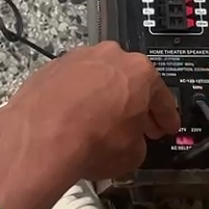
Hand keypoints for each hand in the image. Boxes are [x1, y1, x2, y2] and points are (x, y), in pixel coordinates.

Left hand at [0, 42, 179, 185]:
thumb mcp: (133, 154)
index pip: (161, 96)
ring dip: (105, 95)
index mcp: (140, 70)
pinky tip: (77, 116)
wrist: (41, 135)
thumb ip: (139, 140)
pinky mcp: (53, 65)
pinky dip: (79, 95)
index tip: (167, 127)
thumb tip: (131, 138)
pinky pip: (75, 81)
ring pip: (101, 76)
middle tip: (139, 125)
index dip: (166, 116)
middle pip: (130, 79)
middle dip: (135, 102)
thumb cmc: (94, 141)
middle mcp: (111, 55)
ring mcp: (79, 56)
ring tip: (103, 121)